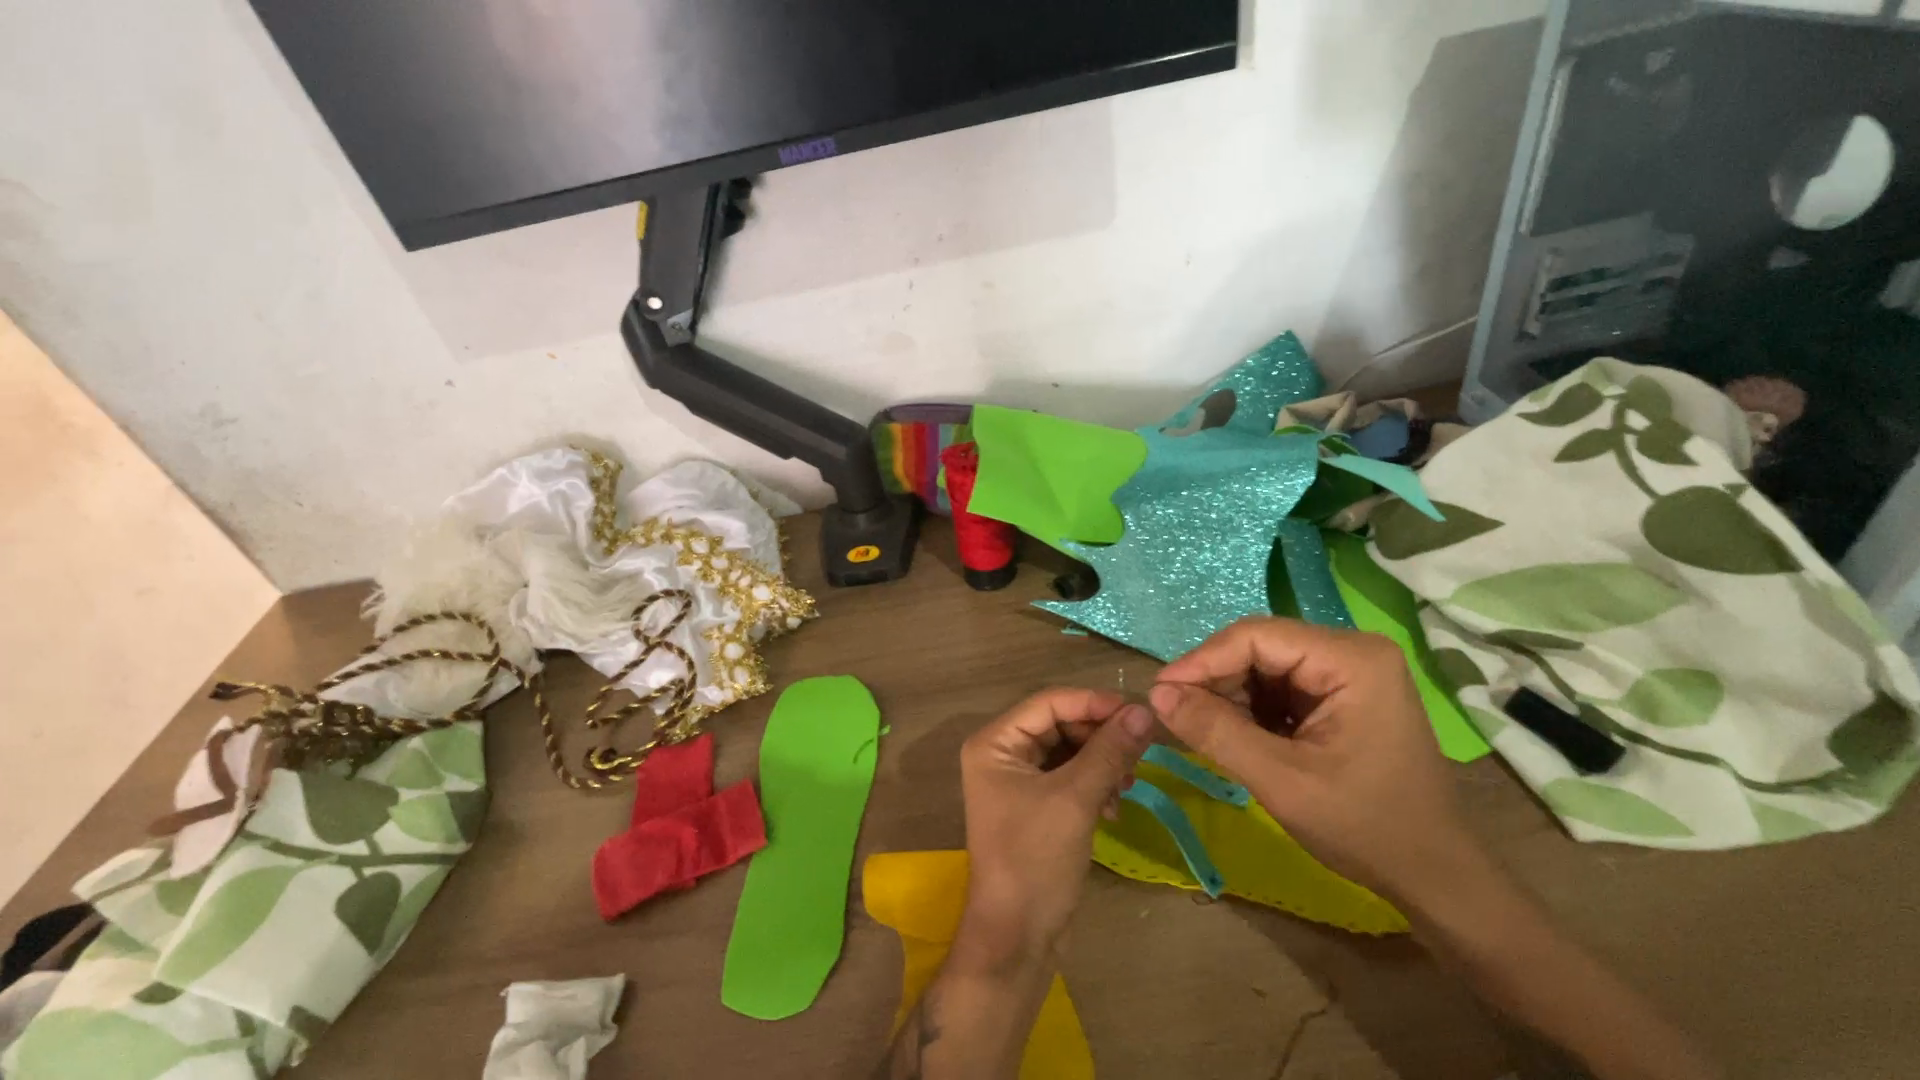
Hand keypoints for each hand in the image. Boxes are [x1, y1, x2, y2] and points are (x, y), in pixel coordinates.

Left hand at [955, 687, 1154, 966]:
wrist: (1018, 935)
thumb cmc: (1036, 859)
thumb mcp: (1076, 799)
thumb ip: (1110, 751)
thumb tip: (1145, 711)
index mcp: (994, 743)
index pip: (1048, 702)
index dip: (1093, 703)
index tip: (1138, 714)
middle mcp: (1001, 755)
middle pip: (1060, 724)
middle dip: (1100, 736)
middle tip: (1139, 753)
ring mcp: (1017, 782)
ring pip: (1070, 751)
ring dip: (1102, 762)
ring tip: (1128, 785)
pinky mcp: (1036, 806)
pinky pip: (1070, 777)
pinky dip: (1095, 785)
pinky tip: (1114, 807)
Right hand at [1148, 617, 1477, 904]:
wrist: (1433, 874)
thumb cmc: (1365, 826)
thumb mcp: (1281, 780)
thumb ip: (1215, 731)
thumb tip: (1156, 694)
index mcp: (1351, 659)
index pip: (1256, 636)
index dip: (1201, 661)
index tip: (1158, 694)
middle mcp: (1353, 651)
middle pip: (1260, 648)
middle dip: (1215, 681)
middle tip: (1175, 718)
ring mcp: (1351, 673)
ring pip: (1266, 668)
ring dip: (1231, 698)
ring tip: (1203, 733)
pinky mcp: (1344, 697)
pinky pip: (1282, 689)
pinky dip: (1252, 711)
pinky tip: (1236, 738)